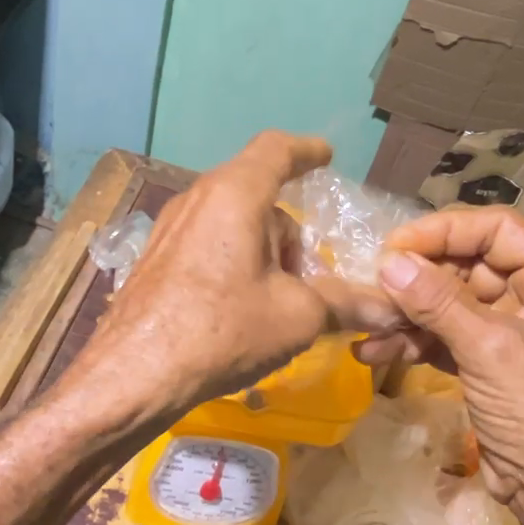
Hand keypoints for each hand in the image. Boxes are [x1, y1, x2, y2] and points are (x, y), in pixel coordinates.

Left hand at [60, 131, 400, 422]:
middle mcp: (196, 200)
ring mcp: (167, 230)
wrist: (134, 374)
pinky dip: (231, 263)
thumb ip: (344, 303)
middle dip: (288, 228)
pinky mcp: (152, 262)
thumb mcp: (296, 317)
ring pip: (229, 223)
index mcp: (234, 194)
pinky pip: (205, 246)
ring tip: (275, 300)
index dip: (306, 151)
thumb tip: (389, 310)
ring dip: (260, 250)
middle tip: (308, 273)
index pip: (276, 149)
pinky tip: (238, 310)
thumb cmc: (222, 330)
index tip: (324, 157)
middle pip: (254, 193)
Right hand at [355, 207, 523, 520]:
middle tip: (373, 286)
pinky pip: (449, 337)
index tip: (392, 245)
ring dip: (409, 315)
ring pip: (453, 304)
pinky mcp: (492, 362)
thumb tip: (388, 262)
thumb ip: (438, 303)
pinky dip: (415, 342)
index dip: (443, 232)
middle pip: (471, 265)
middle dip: (420, 278)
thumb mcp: (490, 351)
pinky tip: (376, 351)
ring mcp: (517, 331)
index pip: (498, 231)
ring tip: (368, 325)